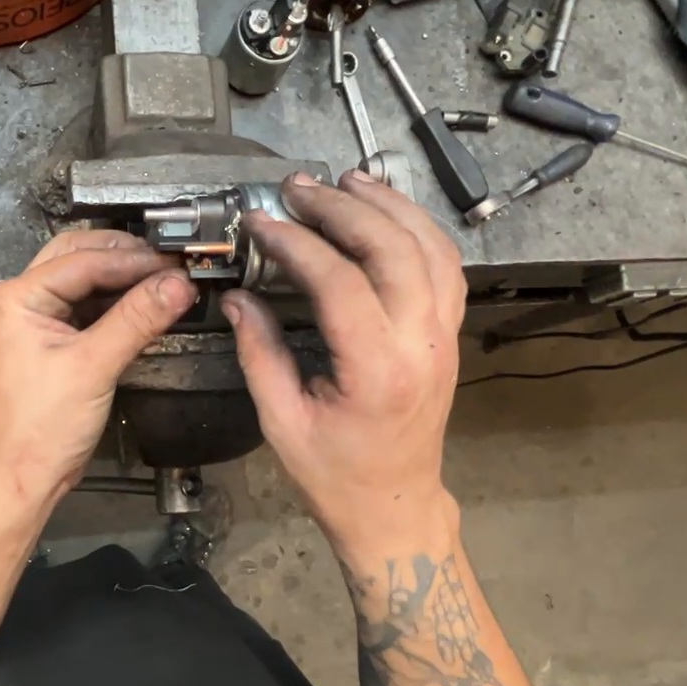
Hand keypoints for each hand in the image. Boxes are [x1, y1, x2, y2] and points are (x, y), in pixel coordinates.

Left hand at [0, 230, 196, 504]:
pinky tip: (147, 307)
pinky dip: (116, 306)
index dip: (132, 261)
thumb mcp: (94, 366)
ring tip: (165, 283)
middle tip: (169, 264)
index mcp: (17, 298)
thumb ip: (137, 319)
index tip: (175, 264)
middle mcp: (21, 301)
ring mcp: (36, 322)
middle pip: (78, 258)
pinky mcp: (52, 343)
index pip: (82, 261)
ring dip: (123, 281)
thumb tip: (179, 284)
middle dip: (124, 259)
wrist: (24, 477)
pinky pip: (87, 310)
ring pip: (84, 283)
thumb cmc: (42, 427)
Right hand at [222, 171, 464, 547]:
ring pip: (431, 247)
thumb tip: (238, 298)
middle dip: (344, 207)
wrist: (393, 505)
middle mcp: (421, 344)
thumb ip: (260, 353)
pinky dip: (417, 229)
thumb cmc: (334, 475)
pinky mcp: (447, 334)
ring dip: (389, 205)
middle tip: (300, 187)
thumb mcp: (282, 421)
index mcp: (377, 370)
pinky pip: (445, 265)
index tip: (262, 222)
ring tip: (347, 180)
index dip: (297, 243)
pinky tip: (387, 213)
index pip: (340, 281)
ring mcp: (443, 336)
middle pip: (393, 248)